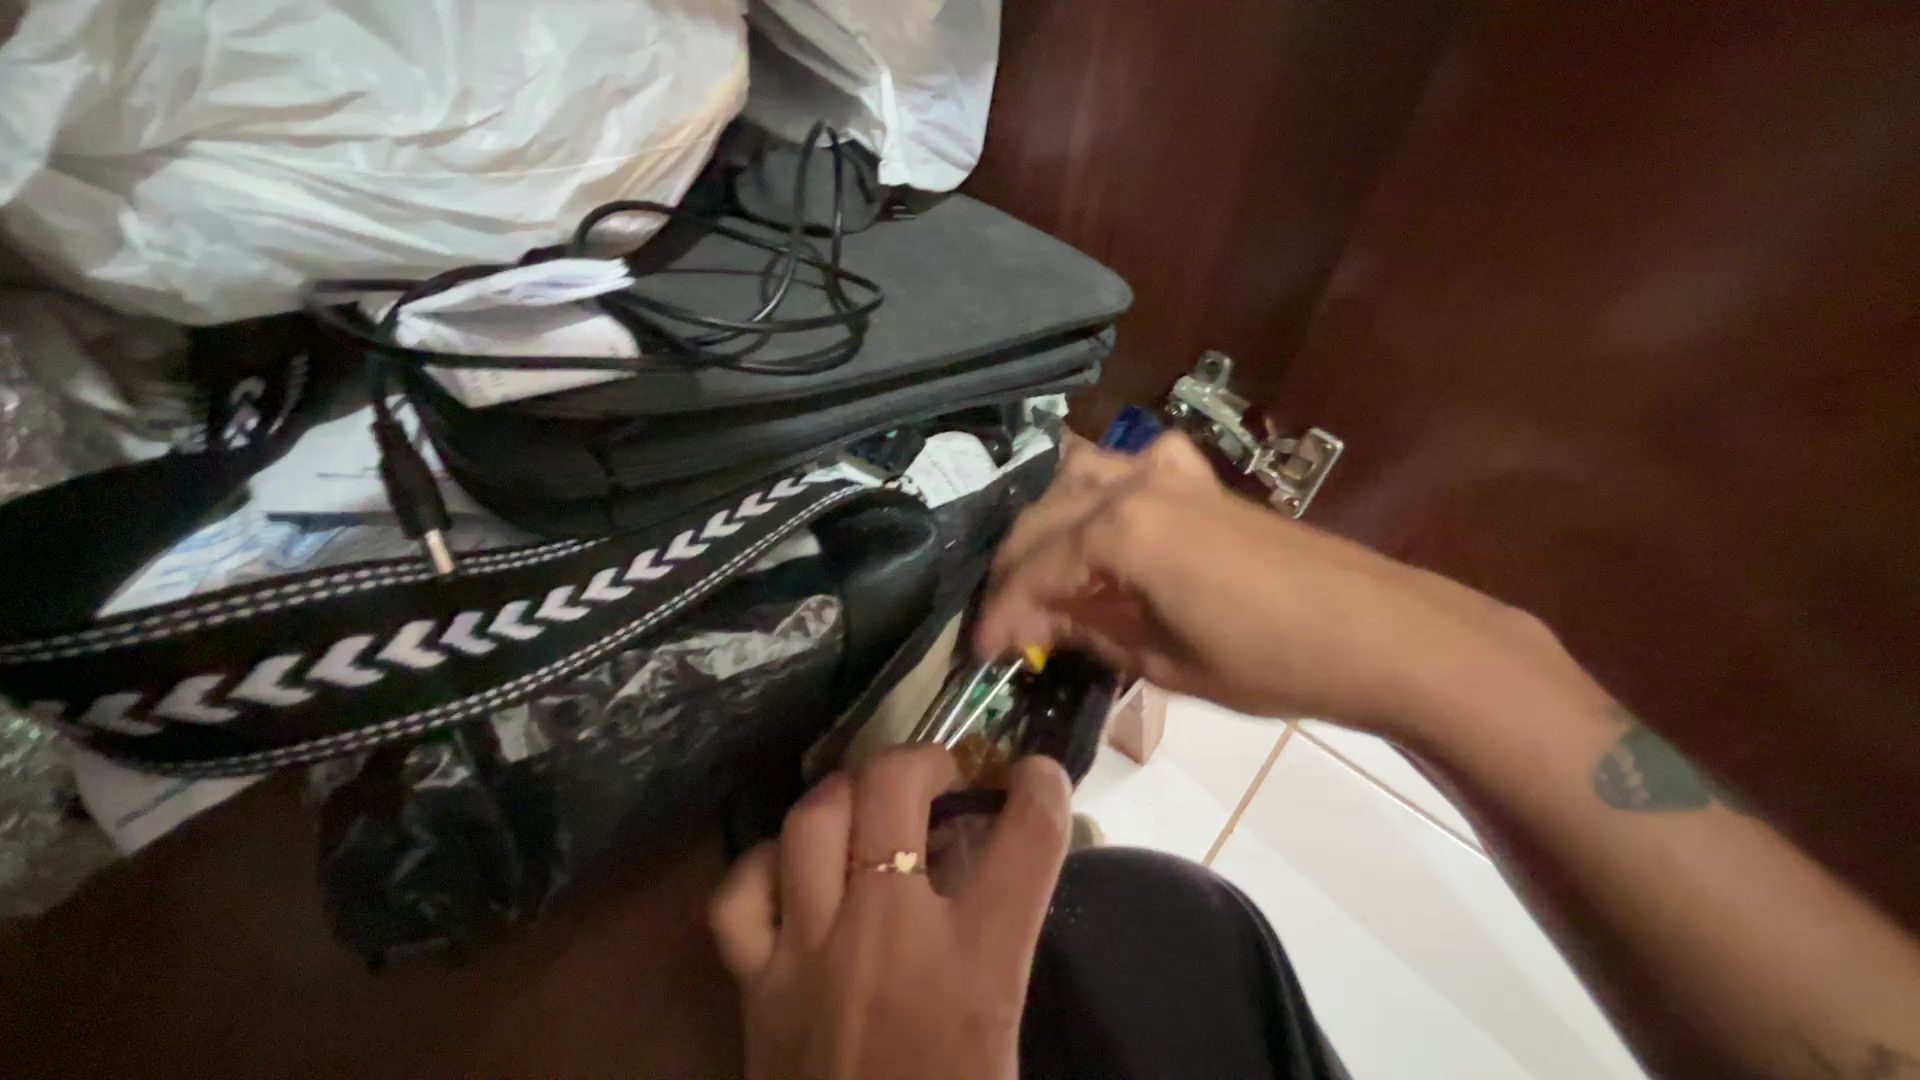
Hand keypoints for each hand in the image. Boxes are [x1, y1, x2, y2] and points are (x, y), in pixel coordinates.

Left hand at [709, 747, 1072, 1079]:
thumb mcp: (1001, 1020)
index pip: (1028, 835)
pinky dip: (766, 864)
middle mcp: (891, 932)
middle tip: (939, 778)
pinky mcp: (756, 983)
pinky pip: (743, 890)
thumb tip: (998, 863)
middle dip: (924, 759)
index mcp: (977, 961)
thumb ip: (1005, 934)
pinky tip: (792, 869)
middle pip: (896, 788)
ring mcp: (811, 950)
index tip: (1037, 773)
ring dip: (847, 794)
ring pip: (815, 817)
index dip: (1043, 785)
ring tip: (868, 803)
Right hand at [973, 433, 1565, 743]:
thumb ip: (1088, 629)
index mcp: (1122, 533)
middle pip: (1043, 518)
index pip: (1035, 571)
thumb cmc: (1270, 661)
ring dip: (1045, 524)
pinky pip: (1126, 467)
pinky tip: (1096, 517)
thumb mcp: (1164, 660)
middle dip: (1014, 571)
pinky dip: (1095, 490)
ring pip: (1074, 479)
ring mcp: (1169, 472)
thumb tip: (1035, 623)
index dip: (1002, 615)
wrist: (1375, 631)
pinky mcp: (1197, 477)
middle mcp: (1134, 485)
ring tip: (1035, 570)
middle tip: (1004, 620)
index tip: (980, 651)